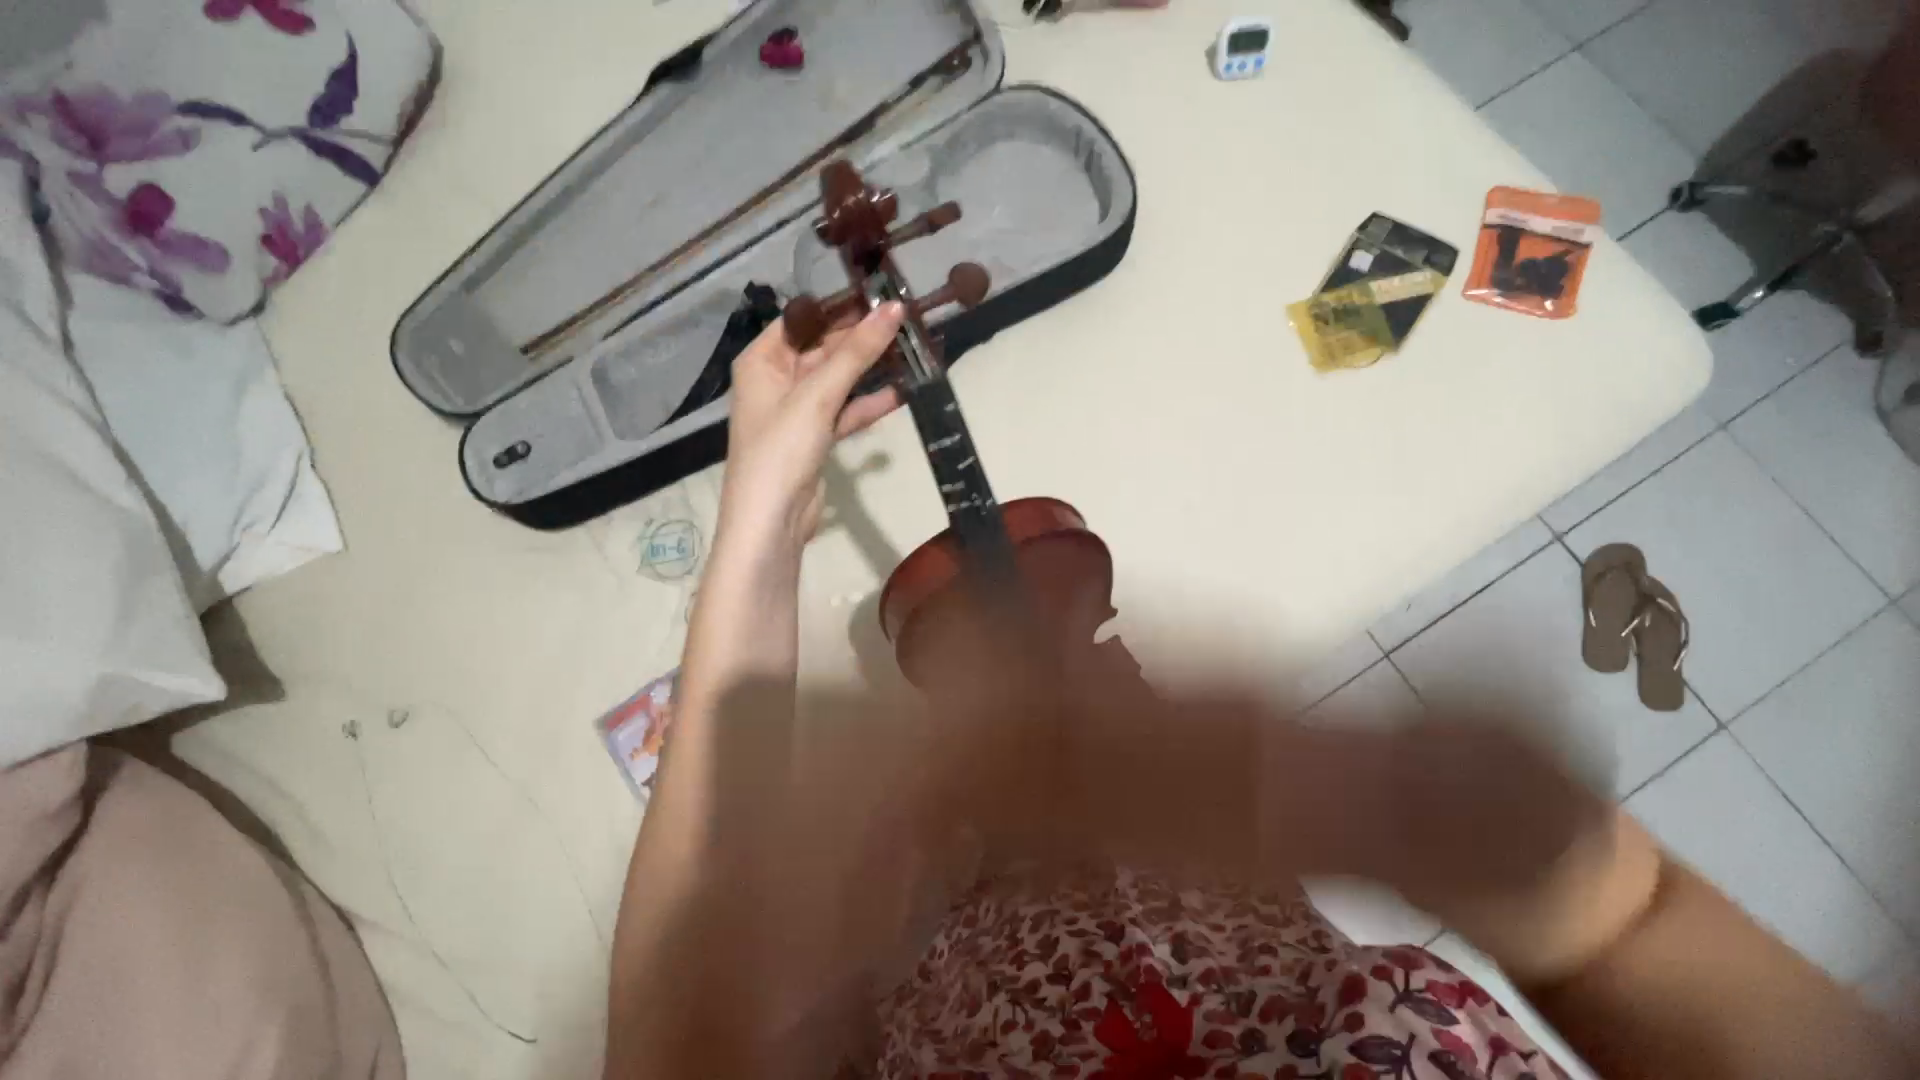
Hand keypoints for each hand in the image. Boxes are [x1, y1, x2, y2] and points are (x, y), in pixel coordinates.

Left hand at [720, 302, 906, 552]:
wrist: (771, 522)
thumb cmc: (782, 449)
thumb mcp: (818, 396)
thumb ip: (856, 352)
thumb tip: (894, 308)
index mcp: (762, 360)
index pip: (804, 321)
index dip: (841, 307)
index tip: (884, 293)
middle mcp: (776, 379)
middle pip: (824, 348)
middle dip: (862, 338)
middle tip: (908, 320)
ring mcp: (796, 411)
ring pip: (838, 380)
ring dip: (870, 369)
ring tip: (912, 351)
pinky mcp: (815, 438)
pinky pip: (844, 410)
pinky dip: (867, 404)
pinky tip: (900, 393)